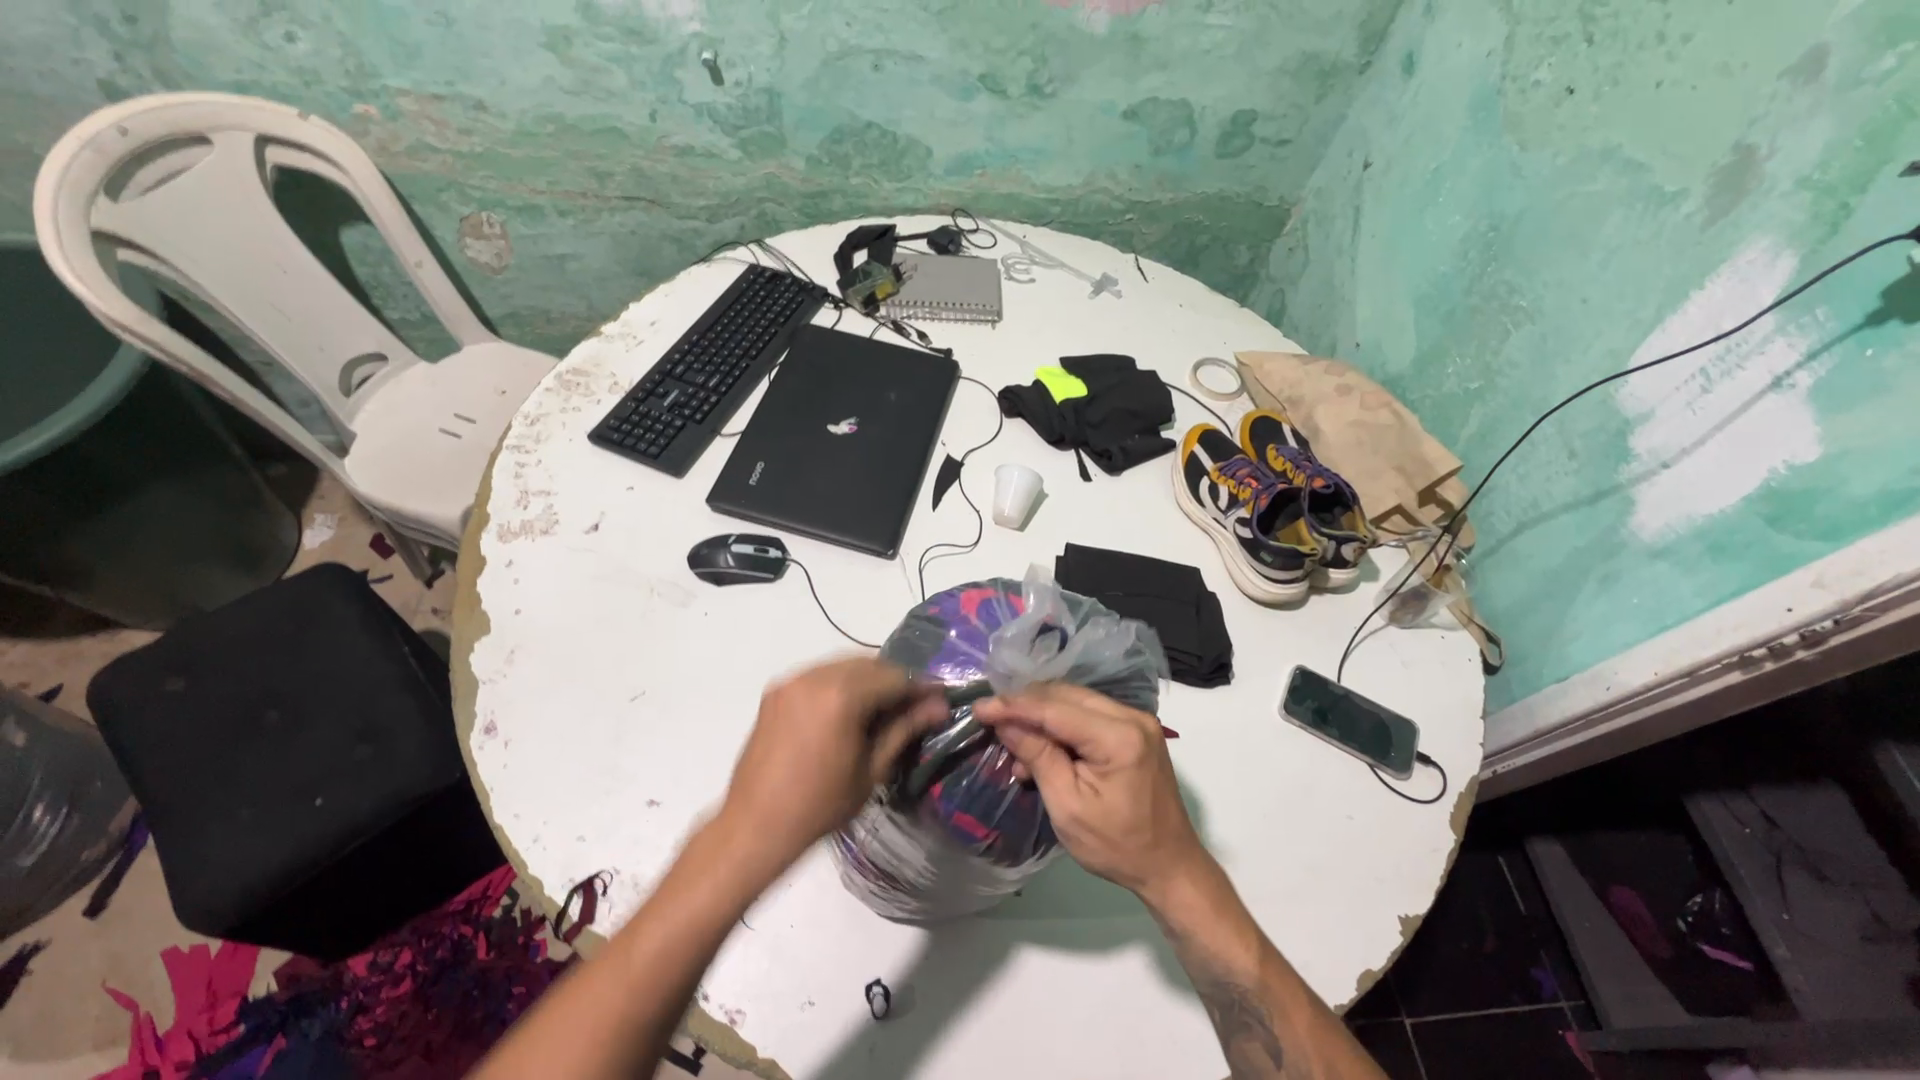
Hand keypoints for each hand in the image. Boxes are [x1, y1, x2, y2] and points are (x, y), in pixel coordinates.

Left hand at [719, 657, 946, 869]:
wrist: (755, 824)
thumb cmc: (820, 805)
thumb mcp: (871, 769)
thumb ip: (904, 729)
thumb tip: (939, 706)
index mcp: (840, 696)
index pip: (893, 677)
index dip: (920, 687)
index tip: (940, 698)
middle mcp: (814, 677)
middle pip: (868, 664)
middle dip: (895, 681)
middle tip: (916, 705)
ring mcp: (791, 681)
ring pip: (843, 666)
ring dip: (869, 680)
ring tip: (885, 708)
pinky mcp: (777, 691)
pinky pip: (819, 675)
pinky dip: (841, 684)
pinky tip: (851, 710)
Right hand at [973, 684, 1206, 899]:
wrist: (1169, 865)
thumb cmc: (1116, 845)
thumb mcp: (1067, 806)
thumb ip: (1038, 756)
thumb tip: (1005, 722)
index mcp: (1118, 737)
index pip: (1054, 708)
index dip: (1013, 705)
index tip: (979, 708)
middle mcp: (1132, 717)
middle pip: (1066, 695)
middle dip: (1025, 706)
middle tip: (992, 724)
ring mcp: (1137, 721)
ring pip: (1076, 701)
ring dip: (1042, 717)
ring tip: (1017, 750)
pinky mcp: (1136, 730)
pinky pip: (1089, 714)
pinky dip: (1061, 725)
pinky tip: (1043, 750)